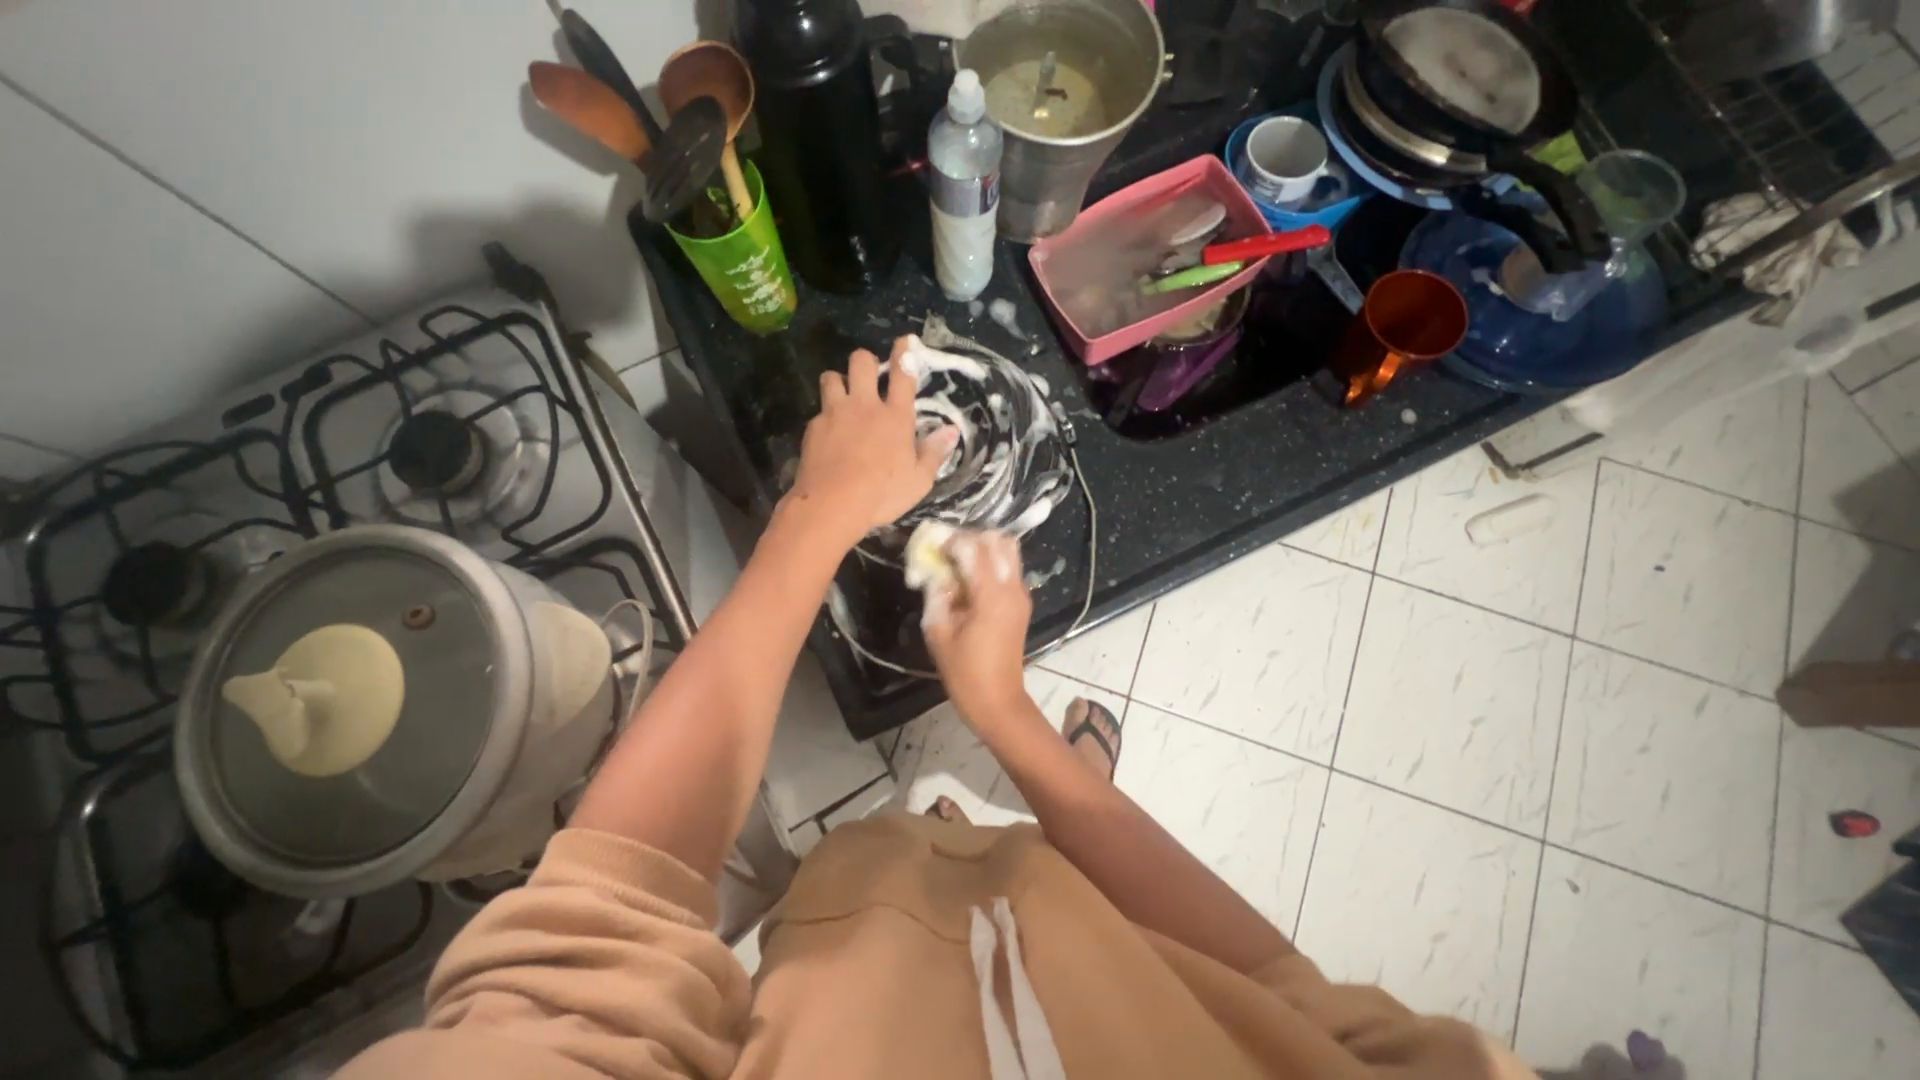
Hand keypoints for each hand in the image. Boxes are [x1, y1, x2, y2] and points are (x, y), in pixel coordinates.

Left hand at [784, 338, 957, 547]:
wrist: (831, 505)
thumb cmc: (882, 494)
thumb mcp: (919, 480)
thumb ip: (934, 452)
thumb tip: (951, 431)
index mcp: (895, 416)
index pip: (903, 374)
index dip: (905, 353)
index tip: (905, 340)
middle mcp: (864, 406)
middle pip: (861, 362)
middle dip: (865, 360)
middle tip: (868, 374)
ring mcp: (835, 413)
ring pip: (831, 377)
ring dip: (838, 381)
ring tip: (843, 396)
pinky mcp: (813, 428)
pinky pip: (819, 412)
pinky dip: (825, 418)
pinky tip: (829, 436)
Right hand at [923, 530, 1032, 726]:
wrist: (998, 701)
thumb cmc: (964, 672)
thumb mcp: (938, 633)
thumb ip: (935, 595)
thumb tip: (934, 571)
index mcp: (991, 595)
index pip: (973, 547)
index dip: (950, 541)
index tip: (931, 547)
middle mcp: (1012, 588)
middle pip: (998, 540)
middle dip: (970, 539)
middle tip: (946, 553)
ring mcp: (1021, 594)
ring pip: (1008, 551)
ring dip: (983, 550)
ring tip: (957, 565)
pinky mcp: (1022, 603)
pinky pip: (1009, 569)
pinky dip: (990, 564)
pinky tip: (969, 583)